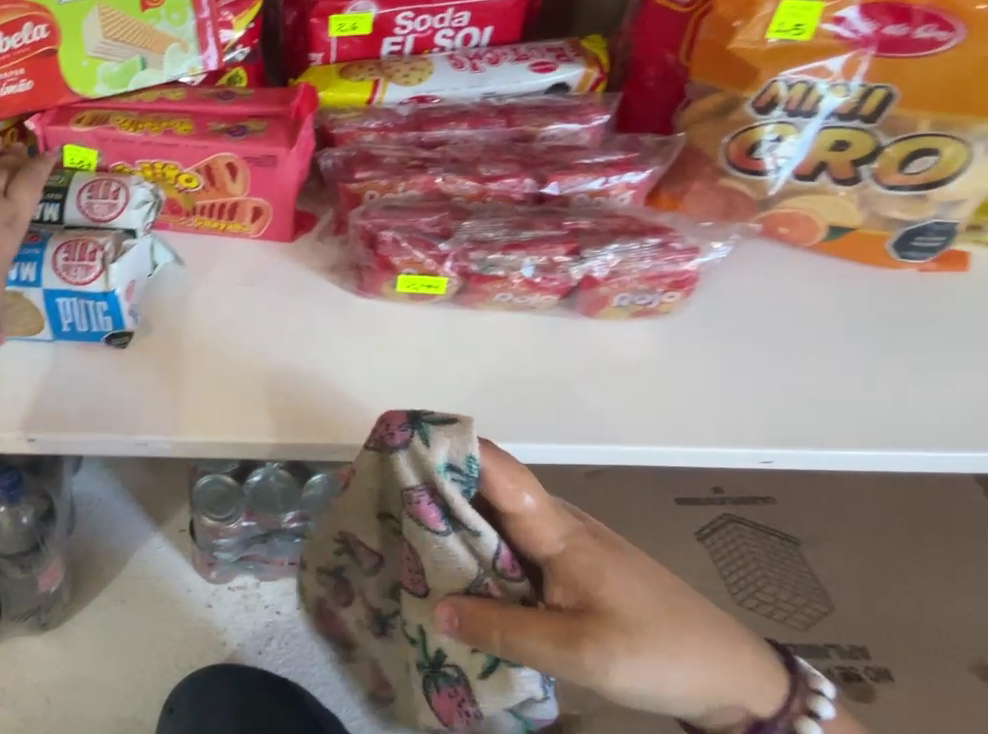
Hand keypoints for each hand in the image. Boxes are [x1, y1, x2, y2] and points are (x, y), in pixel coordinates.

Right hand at [435, 442, 789, 731]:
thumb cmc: (660, 653)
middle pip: (486, 488)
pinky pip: (511, 541)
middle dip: (433, 484)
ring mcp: (564, 542)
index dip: (450, 446)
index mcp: (556, 530)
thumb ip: (504, 630)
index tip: (400, 439)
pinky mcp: (571, 565)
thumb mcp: (579, 654)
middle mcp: (556, 523)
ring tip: (403, 532)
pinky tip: (456, 569)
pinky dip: (478, 545)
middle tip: (381, 498)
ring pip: (496, 516)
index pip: (496, 468)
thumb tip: (436, 609)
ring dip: (453, 519)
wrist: (737, 678)